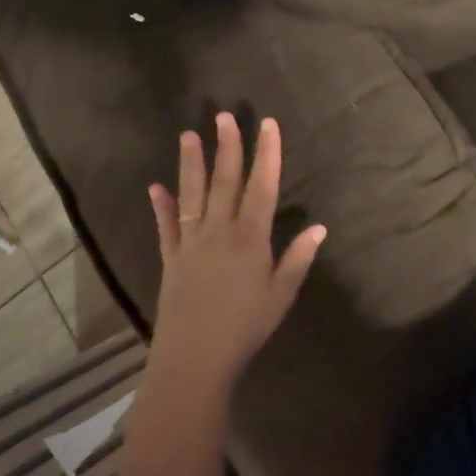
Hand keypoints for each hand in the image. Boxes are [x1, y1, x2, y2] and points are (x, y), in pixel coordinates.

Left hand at [146, 113, 324, 384]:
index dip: (267, 153)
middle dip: (227, 147)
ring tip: (188, 136)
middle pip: (225, 181)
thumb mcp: (281, 294)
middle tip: (225, 116)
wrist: (193, 359)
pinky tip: (156, 187)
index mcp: (251, 237)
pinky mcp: (170, 260)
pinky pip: (166, 227)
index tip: (268, 125)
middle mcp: (220, 232)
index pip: (263, 185)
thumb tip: (319, 227)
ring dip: (191, 164)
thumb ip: (297, 258)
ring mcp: (191, 244)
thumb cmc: (245, 327)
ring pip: (192, 196)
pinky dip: (161, 206)